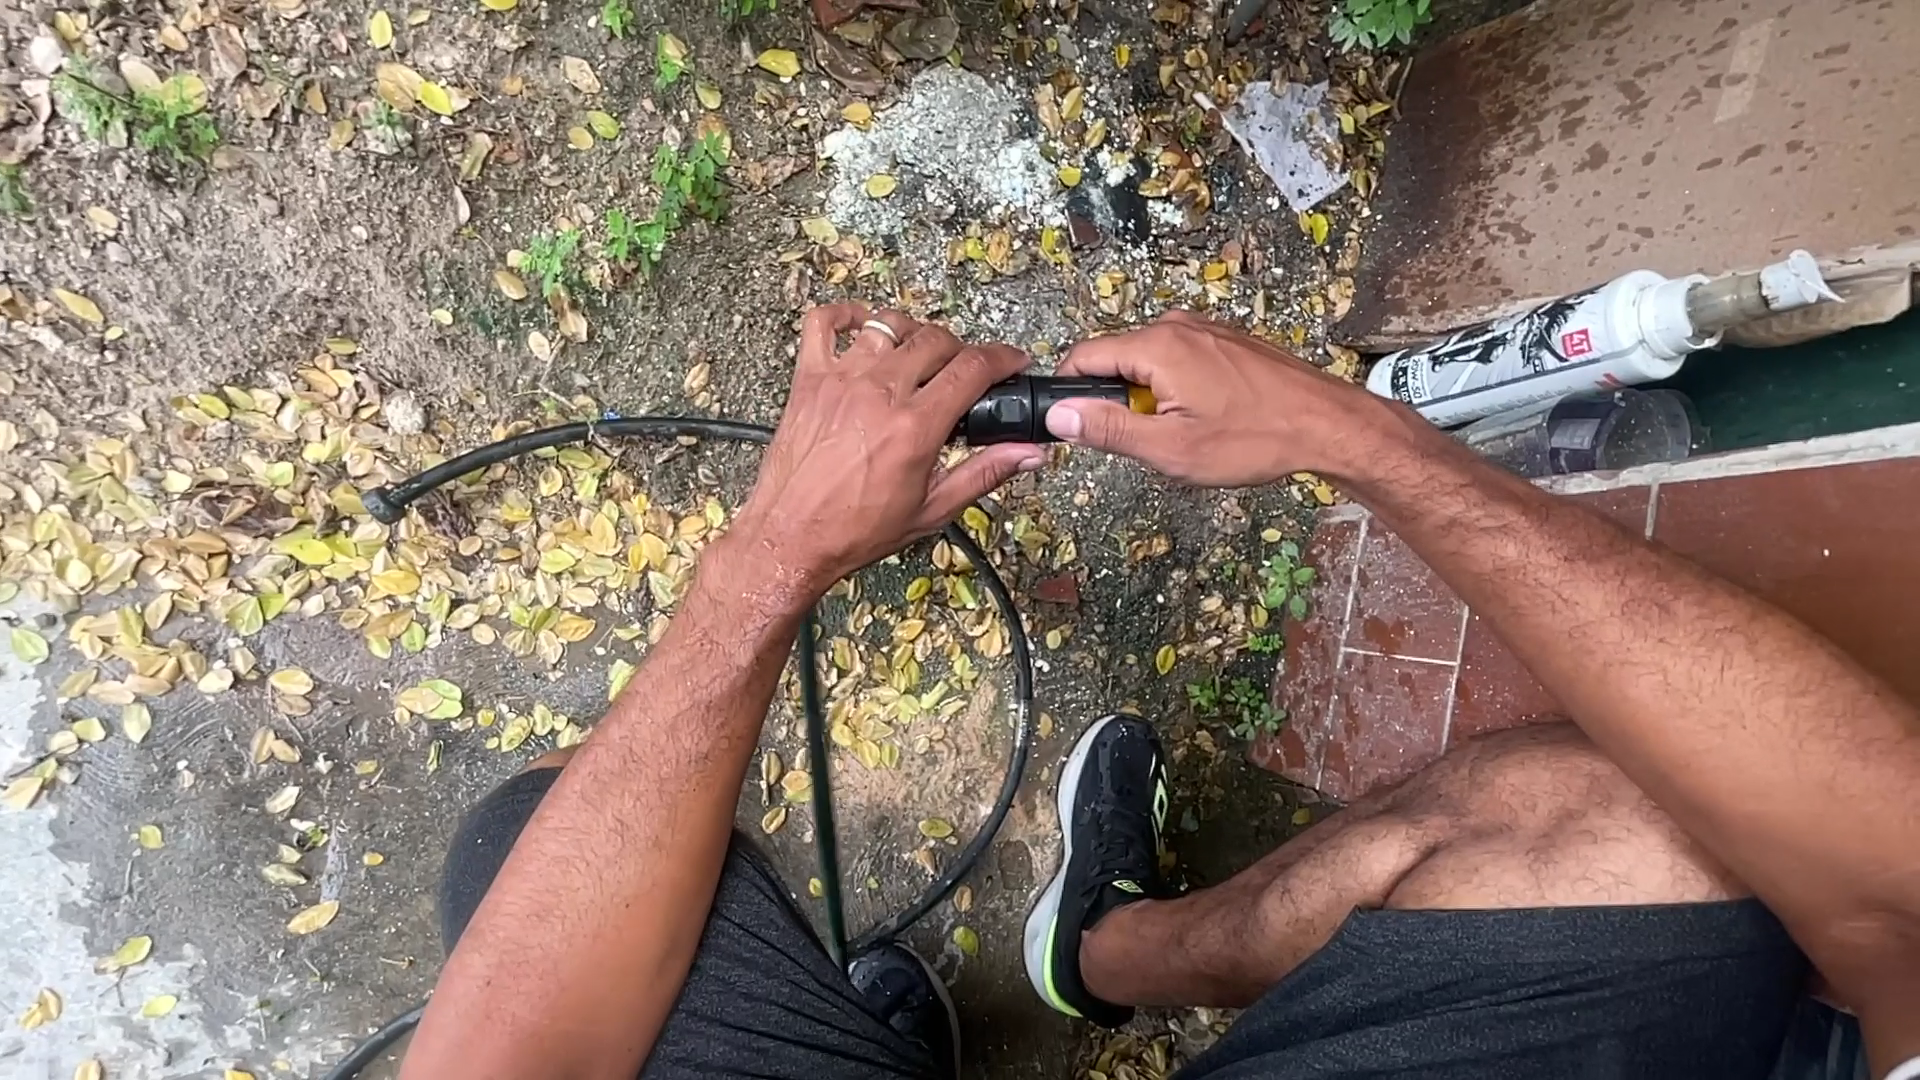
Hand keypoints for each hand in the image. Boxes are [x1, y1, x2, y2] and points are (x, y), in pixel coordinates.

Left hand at [728, 304, 1043, 593]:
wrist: (791, 537)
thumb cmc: (853, 530)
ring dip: (913, 334)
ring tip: (919, 356)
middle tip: (964, 373)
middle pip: (935, 340)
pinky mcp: (809, 380)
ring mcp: (840, 380)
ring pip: (888, 325)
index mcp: (914, 427)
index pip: (972, 369)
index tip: (1011, 361)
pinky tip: (863, 327)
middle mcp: (878, 394)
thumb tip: (1025, 453)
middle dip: (961, 351)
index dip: (1002, 358)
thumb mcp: (931, 510)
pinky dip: (846, 315)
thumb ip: (983, 474)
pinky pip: (824, 323)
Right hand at [1046, 311, 1391, 487]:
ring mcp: (1203, 330)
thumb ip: (1107, 429)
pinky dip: (1172, 390)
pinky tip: (1202, 417)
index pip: (1082, 357)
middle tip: (1141, 439)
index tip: (1074, 424)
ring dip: (1145, 399)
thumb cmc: (1255, 438)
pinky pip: (1174, 361)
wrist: (1328, 426)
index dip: (1067, 392)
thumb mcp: (1170, 448)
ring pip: (1145, 363)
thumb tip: (1060, 416)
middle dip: (1113, 400)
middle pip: (1114, 359)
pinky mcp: (1222, 341)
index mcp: (1157, 347)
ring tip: (1178, 431)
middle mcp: (1177, 326)